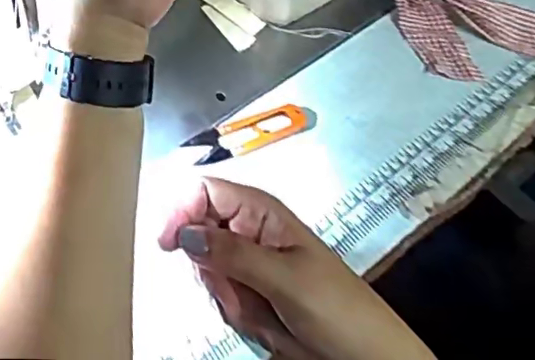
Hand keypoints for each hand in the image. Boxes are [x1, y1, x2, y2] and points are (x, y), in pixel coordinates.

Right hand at [159, 179, 432, 359]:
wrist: (367, 357)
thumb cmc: (337, 307)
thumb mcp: (285, 277)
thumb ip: (233, 252)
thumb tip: (185, 233)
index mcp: (259, 209)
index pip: (204, 190)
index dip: (181, 209)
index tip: (167, 243)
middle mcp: (248, 229)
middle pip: (198, 233)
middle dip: (209, 268)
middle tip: (235, 292)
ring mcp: (248, 262)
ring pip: (206, 270)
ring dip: (225, 295)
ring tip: (259, 311)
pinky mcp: (250, 293)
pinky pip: (220, 297)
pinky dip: (233, 312)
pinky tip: (260, 322)